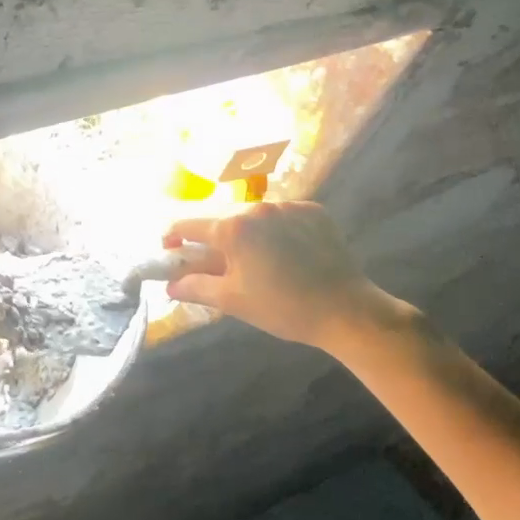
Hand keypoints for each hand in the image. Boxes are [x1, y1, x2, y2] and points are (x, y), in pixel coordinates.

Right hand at [164, 201, 404, 349]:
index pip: (186, 226)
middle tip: (219, 267)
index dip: (172, 239)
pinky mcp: (314, 212)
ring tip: (257, 262)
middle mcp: (257, 208)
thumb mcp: (232, 301)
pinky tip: (286, 254)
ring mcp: (289, 207)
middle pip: (221, 220)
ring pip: (252, 217)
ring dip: (245, 234)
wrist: (349, 312)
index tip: (172, 254)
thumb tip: (169, 285)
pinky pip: (282, 216)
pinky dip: (276, 231)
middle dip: (213, 240)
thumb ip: (194, 287)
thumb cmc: (283, 308)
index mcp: (232, 228)